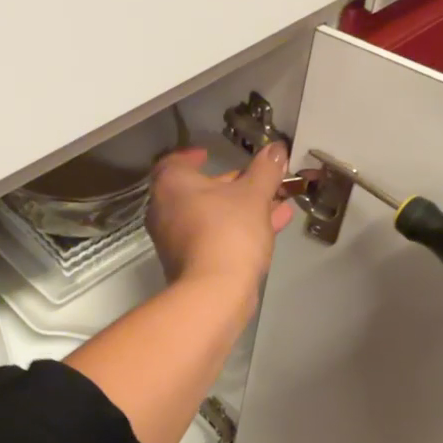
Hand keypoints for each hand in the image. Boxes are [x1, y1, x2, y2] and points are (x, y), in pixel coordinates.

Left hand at [147, 144, 294, 289]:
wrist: (214, 293)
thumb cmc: (228, 232)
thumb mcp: (254, 195)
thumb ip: (265, 170)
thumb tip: (276, 149)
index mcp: (171, 185)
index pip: (175, 162)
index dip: (193, 156)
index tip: (210, 155)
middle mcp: (165, 211)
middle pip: (199, 191)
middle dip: (233, 186)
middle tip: (258, 182)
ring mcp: (175, 242)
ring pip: (211, 218)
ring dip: (242, 210)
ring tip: (277, 204)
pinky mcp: (189, 265)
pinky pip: (214, 239)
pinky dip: (237, 231)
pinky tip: (272, 228)